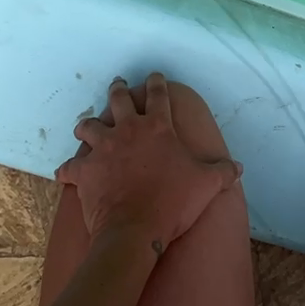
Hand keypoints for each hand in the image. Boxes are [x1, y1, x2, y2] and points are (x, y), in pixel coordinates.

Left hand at [56, 74, 242, 250]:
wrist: (134, 229)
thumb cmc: (173, 201)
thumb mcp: (206, 184)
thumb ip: (222, 172)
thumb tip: (239, 167)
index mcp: (158, 127)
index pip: (158, 94)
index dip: (156, 82)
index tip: (154, 76)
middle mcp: (129, 129)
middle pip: (119, 100)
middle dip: (118, 90)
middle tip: (117, 86)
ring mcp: (104, 148)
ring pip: (89, 126)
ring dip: (87, 125)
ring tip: (86, 126)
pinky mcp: (85, 170)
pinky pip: (70, 166)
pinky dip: (67, 169)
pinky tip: (65, 173)